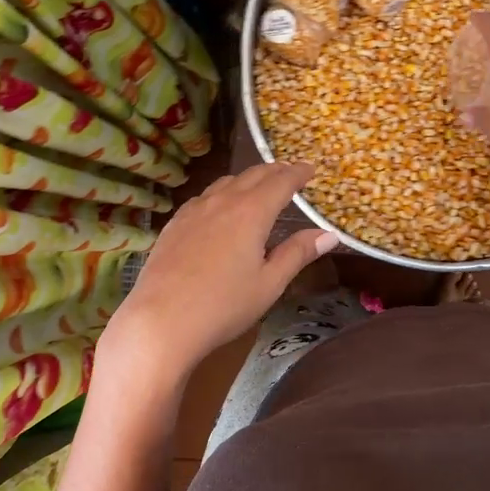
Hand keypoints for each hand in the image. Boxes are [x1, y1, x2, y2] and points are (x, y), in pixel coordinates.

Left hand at [104, 162, 336, 374]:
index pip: (281, 182)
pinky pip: (205, 197)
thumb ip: (297, 254)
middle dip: (275, 171)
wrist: (160, 321)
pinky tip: (219, 207)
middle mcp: (223, 201)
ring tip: (258, 185)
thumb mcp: (269, 284)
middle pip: (253, 175)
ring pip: (226, 182)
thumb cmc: (223, 306)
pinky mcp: (175, 224)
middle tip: (290, 171)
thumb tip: (329, 234)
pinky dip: (222, 192)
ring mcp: (194, 210)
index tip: (310, 168)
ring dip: (247, 179)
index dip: (298, 173)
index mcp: (252, 212)